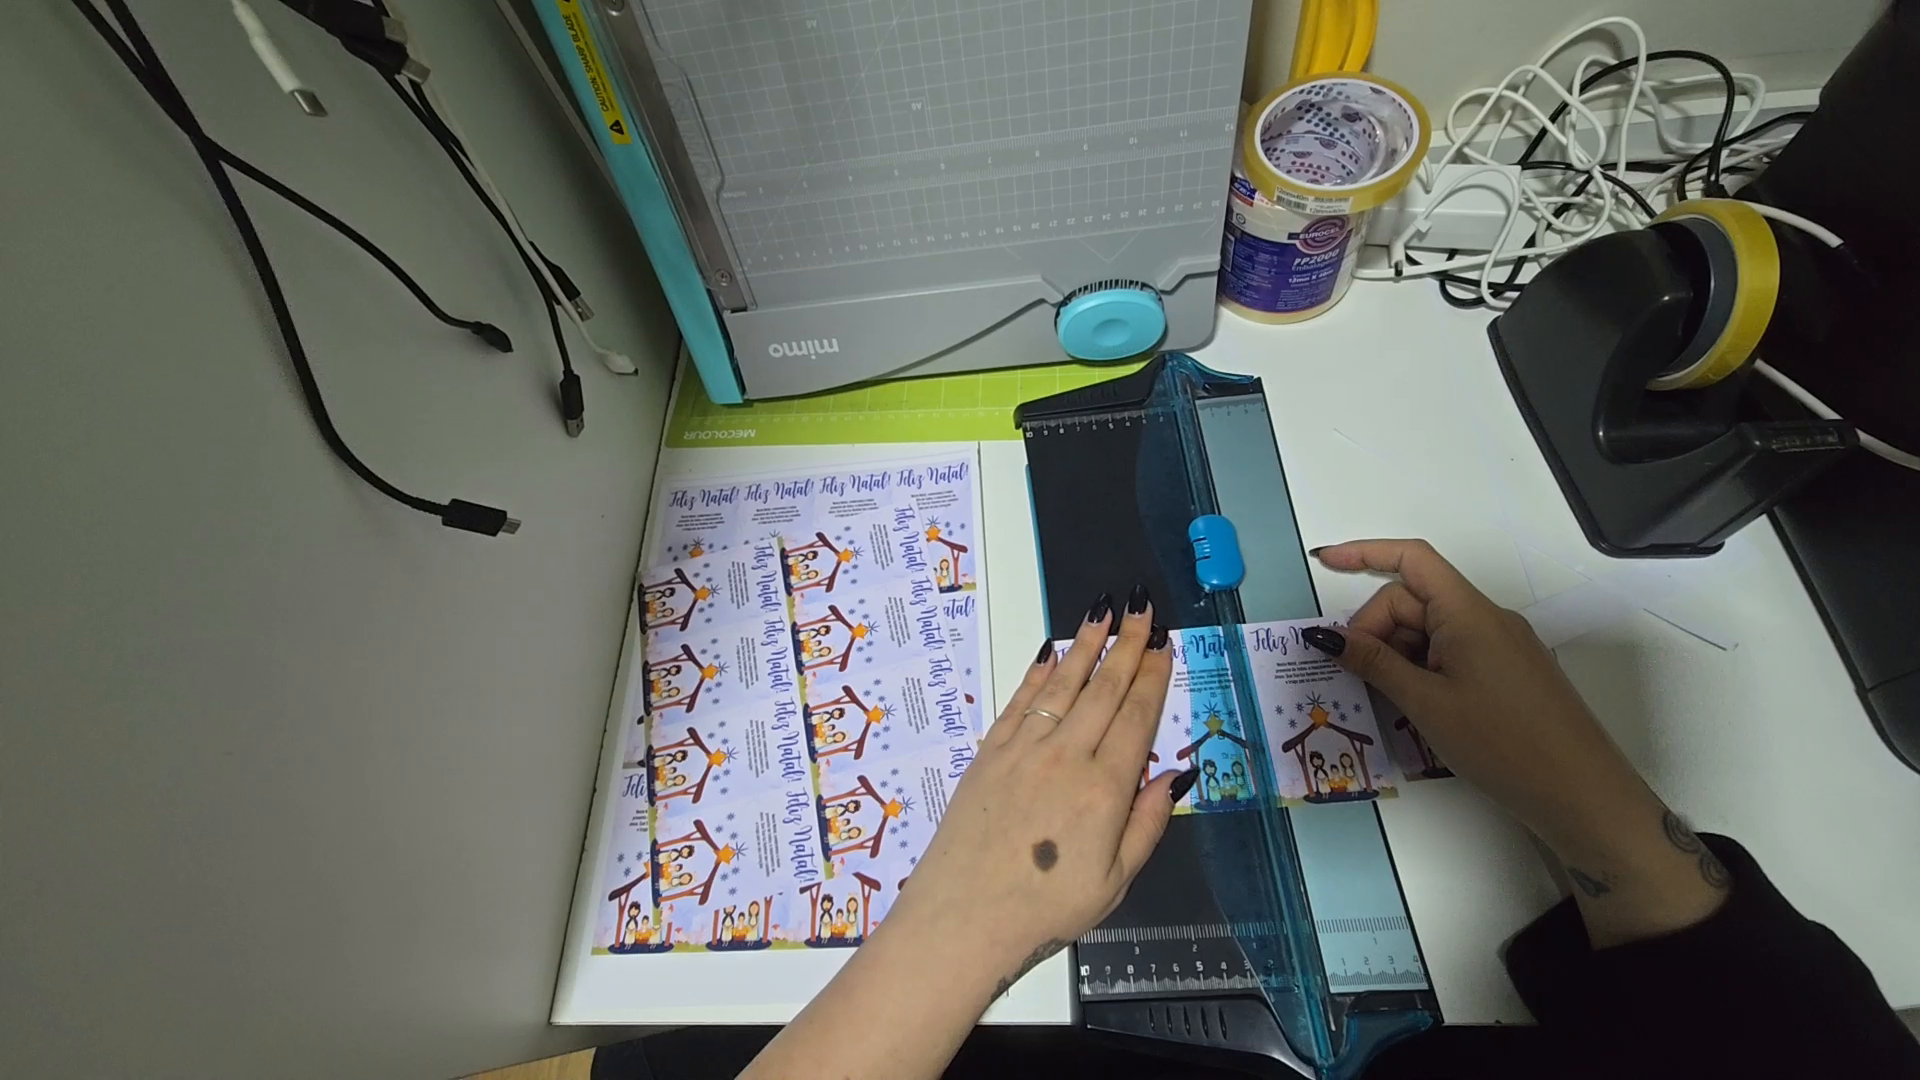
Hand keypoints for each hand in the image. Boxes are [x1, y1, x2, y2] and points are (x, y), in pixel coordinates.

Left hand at [742, 589, 1190, 1079]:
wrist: (964, 913)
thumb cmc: (1046, 906)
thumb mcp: (1115, 881)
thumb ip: (1149, 822)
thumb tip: (1176, 774)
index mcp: (1104, 788)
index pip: (1136, 717)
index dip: (1152, 677)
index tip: (1162, 644)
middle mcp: (1066, 755)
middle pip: (1104, 689)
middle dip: (1126, 644)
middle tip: (1141, 607)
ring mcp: (1024, 747)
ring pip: (1063, 684)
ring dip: (1085, 644)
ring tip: (1102, 611)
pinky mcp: (991, 750)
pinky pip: (1020, 701)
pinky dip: (1039, 674)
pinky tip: (1051, 653)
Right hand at [1306, 539, 1728, 945]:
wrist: (1585, 800)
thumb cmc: (1502, 744)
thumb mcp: (1425, 703)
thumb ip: (1373, 662)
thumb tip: (1324, 634)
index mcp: (1469, 614)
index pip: (1412, 561)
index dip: (1364, 553)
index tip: (1323, 562)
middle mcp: (1485, 620)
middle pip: (1412, 600)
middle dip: (1373, 627)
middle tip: (1354, 672)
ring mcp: (1497, 647)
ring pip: (1426, 630)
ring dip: (1394, 653)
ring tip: (1382, 696)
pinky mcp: (1503, 673)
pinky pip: (1446, 653)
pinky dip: (1417, 668)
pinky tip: (1408, 702)